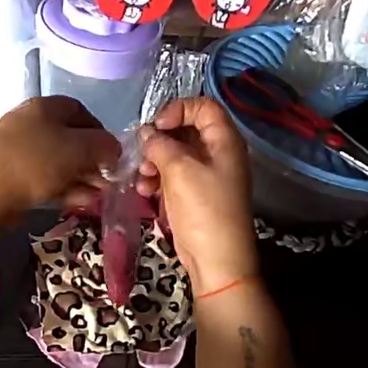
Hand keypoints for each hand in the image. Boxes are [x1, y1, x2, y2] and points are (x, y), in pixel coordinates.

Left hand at [0, 96, 120, 222]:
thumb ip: (105, 145)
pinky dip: (64, 187)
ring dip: (82, 177)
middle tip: (108, 180)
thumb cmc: (37, 162)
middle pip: (71, 139)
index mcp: (46, 107)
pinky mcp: (10, 173)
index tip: (113, 154)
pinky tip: (79, 201)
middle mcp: (30, 122)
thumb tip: (114, 148)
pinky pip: (45, 176)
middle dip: (93, 160)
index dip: (102, 132)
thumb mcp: (81, 149)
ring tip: (97, 195)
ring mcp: (18, 148)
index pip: (81, 112)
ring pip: (60, 161)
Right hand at [137, 98, 257, 291]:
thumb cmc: (203, 210)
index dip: (179, 109)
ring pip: (176, 155)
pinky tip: (145, 192)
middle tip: (143, 154)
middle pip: (186, 131)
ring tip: (142, 178)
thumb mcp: (179, 170)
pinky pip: (175, 177)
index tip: (158, 126)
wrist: (217, 261)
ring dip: (155, 162)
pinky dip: (159, 180)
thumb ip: (161, 145)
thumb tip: (148, 134)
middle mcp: (220, 154)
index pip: (204, 106)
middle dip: (160, 140)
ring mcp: (208, 177)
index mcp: (225, 141)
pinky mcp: (196, 196)